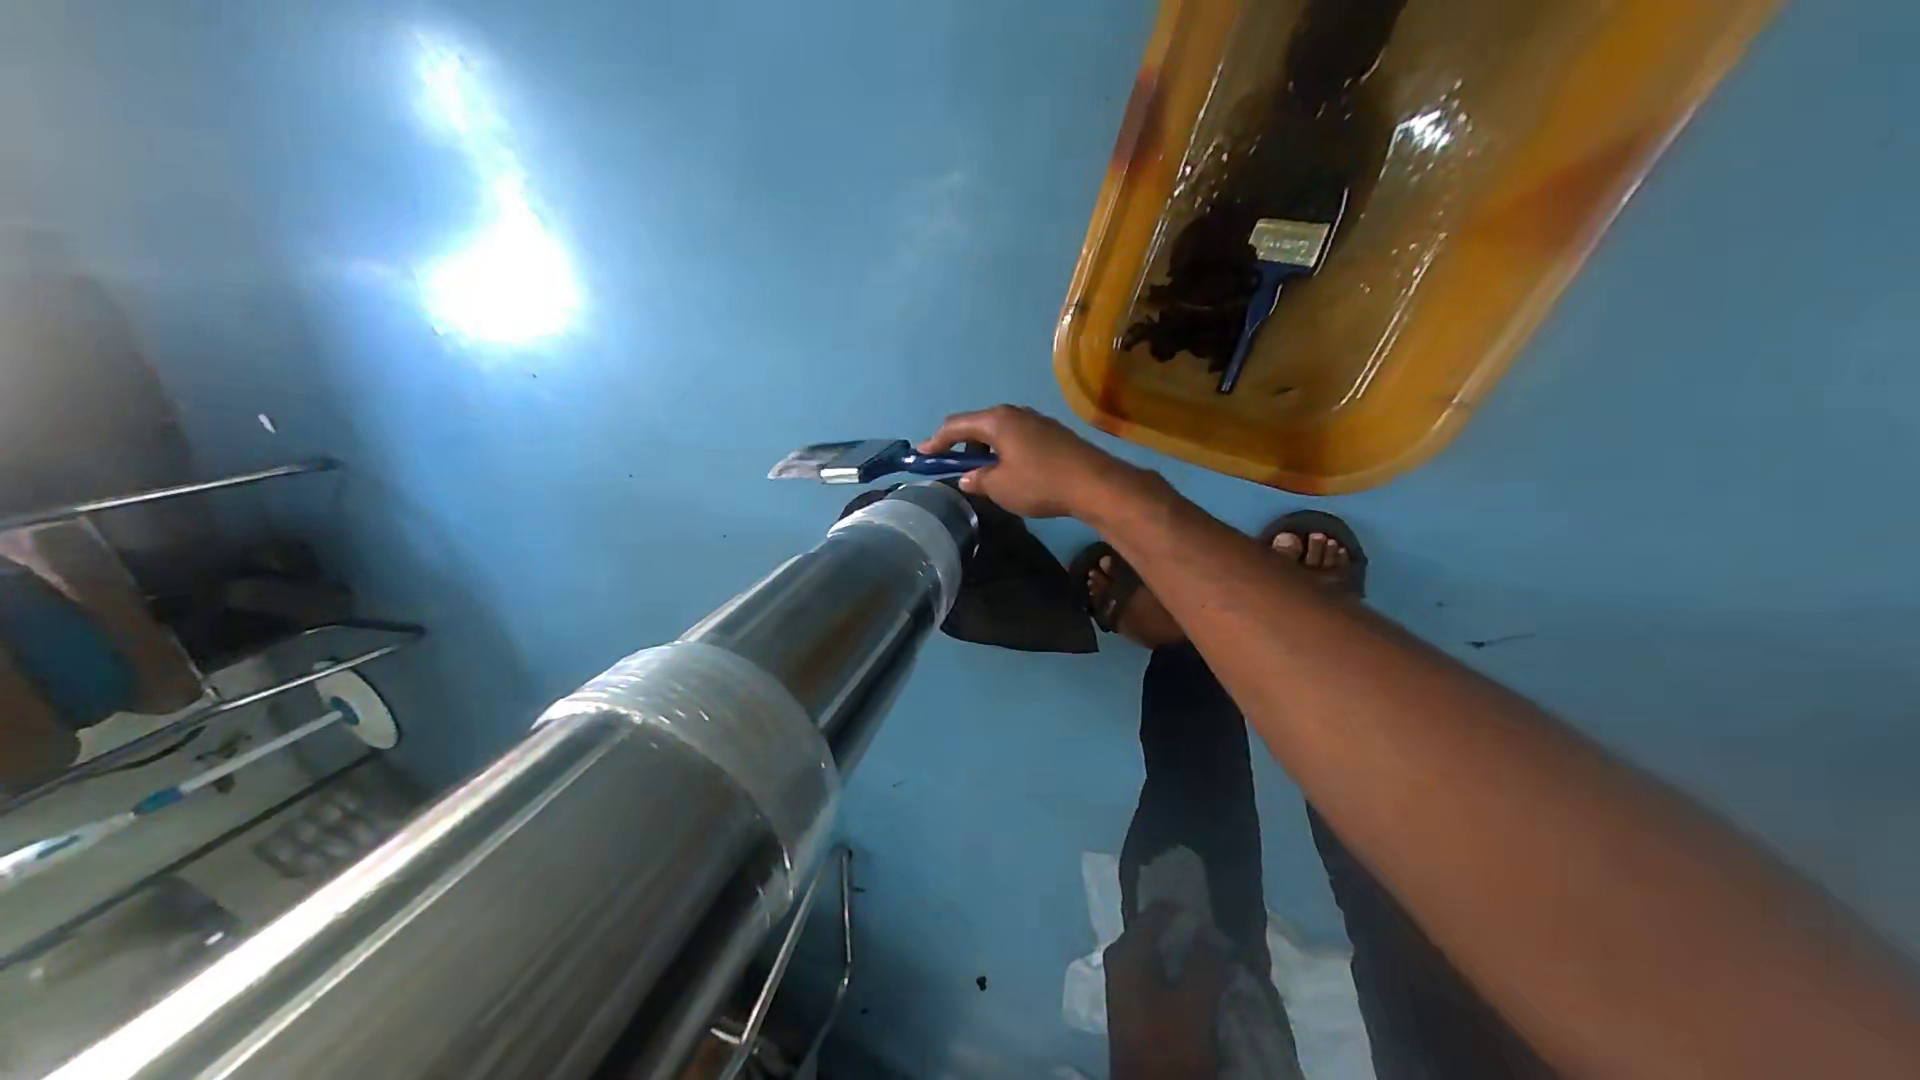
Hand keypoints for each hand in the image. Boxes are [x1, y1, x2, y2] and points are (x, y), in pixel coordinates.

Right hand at [918, 405, 1142, 519]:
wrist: (1095, 484)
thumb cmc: (1039, 483)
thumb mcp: (1000, 487)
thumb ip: (978, 480)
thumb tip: (968, 477)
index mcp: (997, 421)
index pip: (956, 425)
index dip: (936, 441)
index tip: (923, 455)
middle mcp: (1016, 414)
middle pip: (979, 425)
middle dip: (963, 446)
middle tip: (955, 467)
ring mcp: (1038, 422)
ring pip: (1001, 433)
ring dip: (987, 451)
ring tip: (984, 475)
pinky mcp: (1054, 436)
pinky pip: (1019, 440)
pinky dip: (1006, 453)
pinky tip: (1012, 473)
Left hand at [1105, 904, 1232, 1079]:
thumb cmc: (1167, 1048)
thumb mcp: (1193, 1005)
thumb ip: (1205, 963)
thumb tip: (1212, 934)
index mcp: (1126, 950)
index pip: (1158, 911)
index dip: (1190, 915)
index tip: (1219, 928)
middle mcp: (1121, 958)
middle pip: (1159, 932)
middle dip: (1193, 938)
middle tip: (1225, 949)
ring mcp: (1126, 981)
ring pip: (1163, 956)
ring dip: (1191, 960)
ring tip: (1221, 968)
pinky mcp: (1135, 1004)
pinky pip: (1161, 976)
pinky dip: (1183, 977)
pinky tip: (1205, 989)